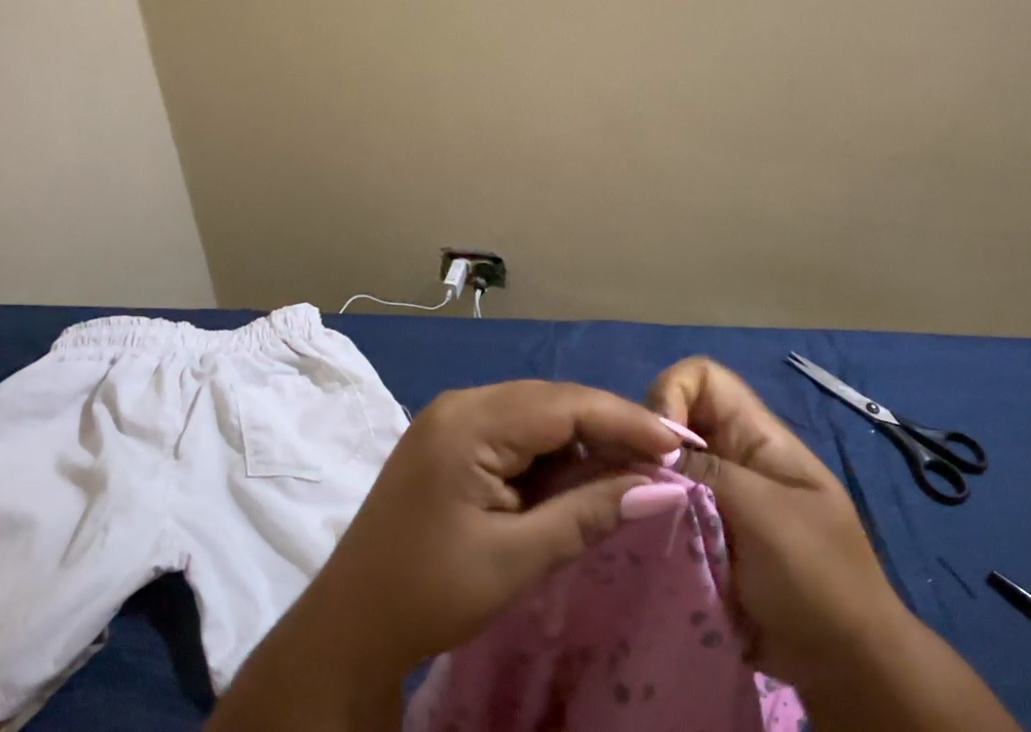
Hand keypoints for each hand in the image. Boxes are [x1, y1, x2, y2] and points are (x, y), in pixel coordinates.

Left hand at [212, 380, 684, 731]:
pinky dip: (553, 458)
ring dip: (584, 445)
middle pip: (553, 403)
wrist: (349, 627)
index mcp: (469, 423)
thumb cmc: (429, 592)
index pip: (566, 405)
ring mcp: (451, 422)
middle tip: (665, 463)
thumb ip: (589, 512)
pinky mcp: (450, 444)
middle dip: (610, 431)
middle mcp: (460, 405)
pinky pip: (515, 436)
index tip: (681, 446)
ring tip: (634, 473)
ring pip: (538, 418)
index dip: (627, 422)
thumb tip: (663, 487)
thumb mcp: (517, 557)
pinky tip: (582, 480)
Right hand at [647, 356, 897, 686]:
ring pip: (662, 466)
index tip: (657, 444)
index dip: (671, 394)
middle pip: (673, 420)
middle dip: (645, 443)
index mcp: (756, 435)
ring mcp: (715, 497)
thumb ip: (707, 472)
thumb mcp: (766, 514)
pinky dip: (645, 517)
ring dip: (641, 485)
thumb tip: (644, 450)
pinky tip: (633, 538)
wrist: (843, 660)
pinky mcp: (701, 536)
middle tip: (631, 487)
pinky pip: (662, 509)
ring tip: (625, 514)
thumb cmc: (816, 576)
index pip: (702, 377)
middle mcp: (731, 456)